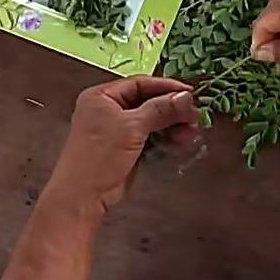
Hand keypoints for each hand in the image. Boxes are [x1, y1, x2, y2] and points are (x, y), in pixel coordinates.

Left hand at [44, 77, 199, 215]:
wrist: (83, 196)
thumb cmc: (101, 155)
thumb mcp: (132, 127)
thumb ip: (160, 110)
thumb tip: (187, 97)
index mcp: (101, 96)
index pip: (139, 84)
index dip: (166, 87)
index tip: (191, 93)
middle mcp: (108, 109)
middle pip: (147, 102)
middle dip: (171, 109)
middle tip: (195, 116)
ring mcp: (117, 130)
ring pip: (151, 121)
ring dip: (171, 125)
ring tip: (191, 132)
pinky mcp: (126, 148)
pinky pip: (149, 137)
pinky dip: (165, 138)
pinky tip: (182, 142)